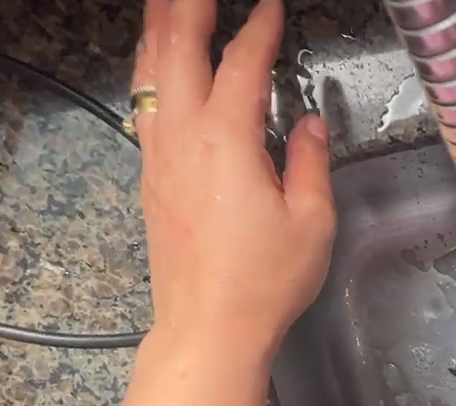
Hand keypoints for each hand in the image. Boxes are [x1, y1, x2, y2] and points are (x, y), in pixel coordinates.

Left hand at [133, 0, 334, 350]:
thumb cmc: (265, 281)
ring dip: (160, 26)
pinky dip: (151, 68)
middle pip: (176, 43)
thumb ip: (311, 164)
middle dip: (189, 4)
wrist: (211, 324)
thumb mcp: (312, 224)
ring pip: (149, 68)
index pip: (242, 64)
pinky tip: (160, 68)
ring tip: (172, 6)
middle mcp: (182, 135)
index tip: (273, 9)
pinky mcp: (151, 177)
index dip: (260, 29)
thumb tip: (310, 127)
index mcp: (227, 140)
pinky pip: (143, 102)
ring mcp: (158, 154)